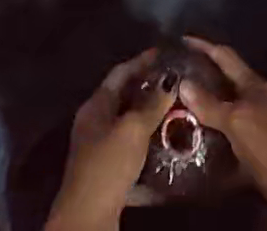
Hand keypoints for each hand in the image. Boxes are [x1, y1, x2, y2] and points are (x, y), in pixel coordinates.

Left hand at [46, 49, 175, 230]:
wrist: (88, 220)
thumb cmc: (108, 165)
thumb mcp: (133, 129)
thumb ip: (153, 102)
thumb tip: (171, 76)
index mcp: (95, 105)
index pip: (121, 72)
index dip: (143, 60)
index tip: (167, 52)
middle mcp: (95, 122)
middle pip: (125, 96)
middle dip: (150, 87)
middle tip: (177, 79)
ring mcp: (100, 148)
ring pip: (130, 122)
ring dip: (152, 114)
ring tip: (178, 106)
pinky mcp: (109, 170)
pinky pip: (132, 145)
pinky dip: (149, 139)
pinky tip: (169, 139)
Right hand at [178, 37, 266, 230]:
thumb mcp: (238, 121)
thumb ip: (211, 104)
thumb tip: (183, 82)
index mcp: (253, 84)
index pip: (225, 56)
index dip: (204, 46)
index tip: (181, 39)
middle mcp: (252, 98)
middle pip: (222, 81)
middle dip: (198, 76)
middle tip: (170, 76)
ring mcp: (252, 123)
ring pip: (221, 108)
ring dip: (200, 106)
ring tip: (172, 105)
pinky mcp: (249, 148)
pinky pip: (222, 133)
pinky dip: (206, 132)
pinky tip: (188, 138)